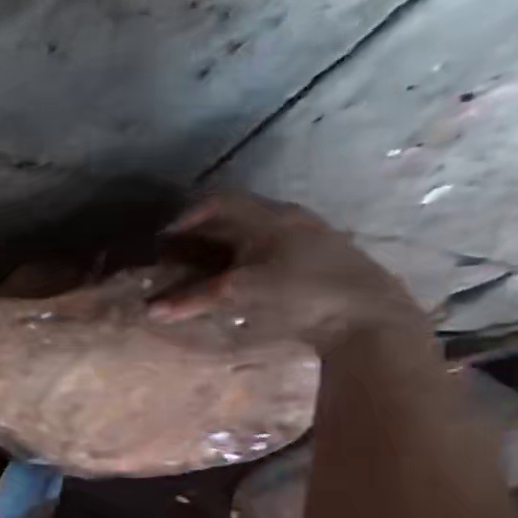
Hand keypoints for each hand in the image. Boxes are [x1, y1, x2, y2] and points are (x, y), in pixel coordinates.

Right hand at [153, 191, 422, 349]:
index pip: (219, 201)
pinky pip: (276, 246)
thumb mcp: (239, 294)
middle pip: (240, 213)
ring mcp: (312, 236)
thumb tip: (150, 309)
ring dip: (230, 243)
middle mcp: (290, 218)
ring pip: (260, 230)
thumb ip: (193, 299)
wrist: (367, 316)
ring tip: (209, 265)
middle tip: (181, 250)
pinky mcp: (324, 259)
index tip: (165, 236)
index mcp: (268, 217)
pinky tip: (246, 277)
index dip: (187, 215)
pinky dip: (251, 256)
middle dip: (206, 229)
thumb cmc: (298, 293)